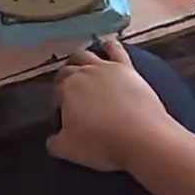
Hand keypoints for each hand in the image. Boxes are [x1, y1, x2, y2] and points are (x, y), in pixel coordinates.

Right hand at [48, 38, 185, 172]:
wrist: (141, 136)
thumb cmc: (102, 143)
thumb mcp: (69, 149)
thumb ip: (55, 142)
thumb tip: (52, 138)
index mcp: (67, 89)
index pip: (56, 93)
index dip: (57, 105)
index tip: (61, 117)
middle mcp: (83, 72)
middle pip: (67, 71)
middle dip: (64, 81)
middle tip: (68, 95)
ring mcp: (106, 67)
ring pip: (86, 55)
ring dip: (79, 60)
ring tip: (79, 66)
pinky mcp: (126, 67)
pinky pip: (115, 49)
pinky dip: (109, 45)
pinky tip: (106, 44)